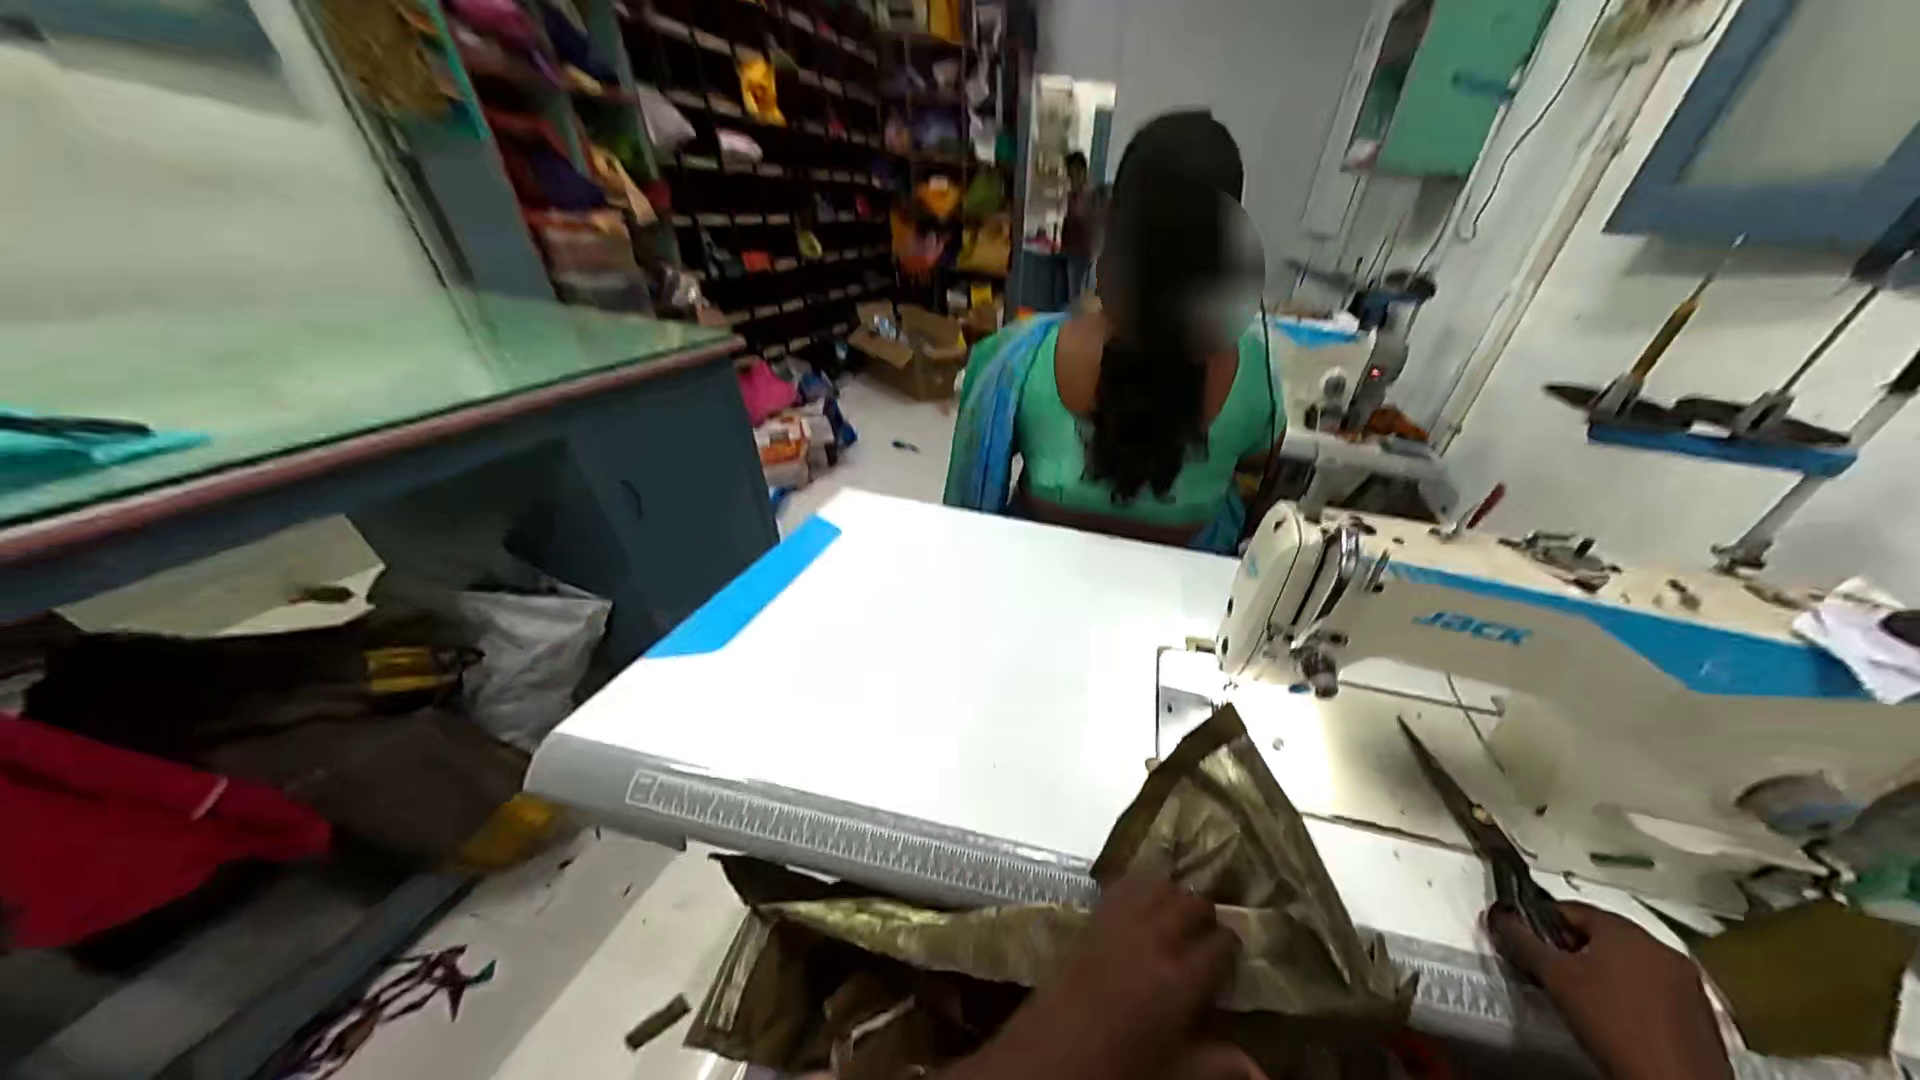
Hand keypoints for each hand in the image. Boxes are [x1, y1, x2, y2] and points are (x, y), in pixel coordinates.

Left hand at [952, 874, 1237, 1079]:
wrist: (1049, 1057)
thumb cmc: (1115, 1070)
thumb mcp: (1171, 1073)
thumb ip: (1216, 1063)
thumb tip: (1263, 1072)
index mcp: (1178, 981)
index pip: (1220, 944)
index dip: (1231, 945)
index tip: (1234, 952)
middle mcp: (1152, 939)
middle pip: (1191, 903)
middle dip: (1205, 913)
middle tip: (1208, 931)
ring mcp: (1119, 922)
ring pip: (1158, 885)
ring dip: (1173, 894)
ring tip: (1177, 913)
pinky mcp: (1092, 917)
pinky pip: (1123, 885)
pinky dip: (1139, 886)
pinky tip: (1142, 901)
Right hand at [1489, 902, 1731, 1079]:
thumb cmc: (1610, 1022)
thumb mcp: (1554, 977)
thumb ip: (1520, 939)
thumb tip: (1498, 914)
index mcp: (1627, 931)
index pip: (1569, 909)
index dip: (1540, 922)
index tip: (1527, 944)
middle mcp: (1662, 948)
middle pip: (1600, 934)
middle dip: (1571, 948)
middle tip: (1552, 971)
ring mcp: (1688, 983)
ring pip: (1627, 961)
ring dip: (1601, 970)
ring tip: (1581, 996)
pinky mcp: (1702, 1014)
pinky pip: (1652, 987)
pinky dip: (1629, 992)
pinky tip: (1616, 1016)